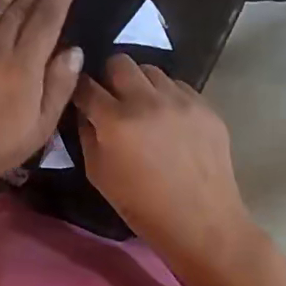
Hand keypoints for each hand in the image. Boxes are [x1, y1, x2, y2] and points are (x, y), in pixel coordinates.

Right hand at [73, 55, 256, 264]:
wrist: (202, 223)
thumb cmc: (139, 202)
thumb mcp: (95, 170)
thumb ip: (86, 131)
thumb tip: (84, 109)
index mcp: (116, 120)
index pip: (85, 84)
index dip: (78, 87)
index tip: (78, 94)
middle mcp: (148, 102)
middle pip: (120, 62)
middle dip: (109, 76)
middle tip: (110, 96)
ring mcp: (181, 103)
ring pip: (151, 70)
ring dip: (139, 83)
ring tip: (141, 105)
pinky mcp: (207, 108)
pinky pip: (178, 86)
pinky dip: (165, 95)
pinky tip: (165, 118)